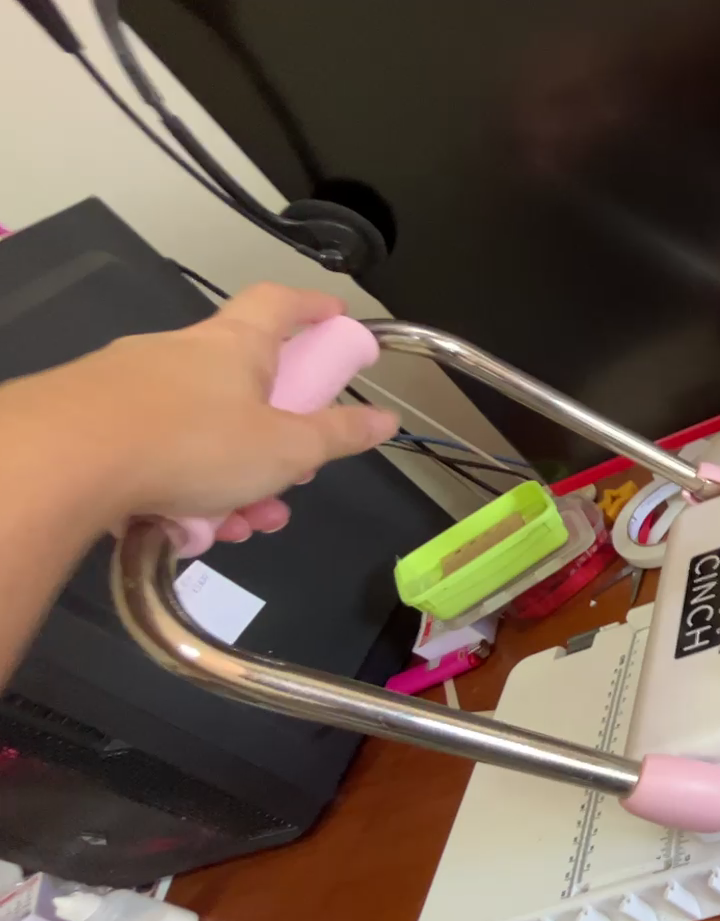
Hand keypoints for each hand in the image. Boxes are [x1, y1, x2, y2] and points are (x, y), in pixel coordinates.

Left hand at [0, 285, 397, 547]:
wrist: (42, 469)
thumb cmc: (189, 444)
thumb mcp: (290, 448)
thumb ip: (341, 434)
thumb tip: (385, 419)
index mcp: (232, 348)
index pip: (277, 305)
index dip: (313, 307)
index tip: (337, 316)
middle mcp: (176, 356)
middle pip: (247, 387)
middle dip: (282, 437)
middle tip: (298, 474)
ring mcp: (125, 387)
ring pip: (206, 431)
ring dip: (239, 478)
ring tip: (245, 521)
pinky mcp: (86, 423)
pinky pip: (159, 452)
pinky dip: (187, 487)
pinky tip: (190, 525)